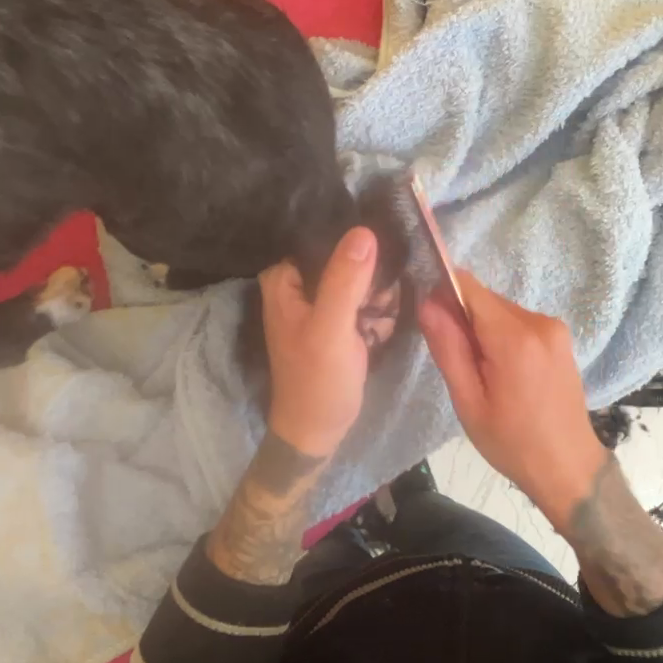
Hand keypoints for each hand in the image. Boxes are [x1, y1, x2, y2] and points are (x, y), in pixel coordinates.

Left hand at [257, 226, 379, 456]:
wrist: (318, 430)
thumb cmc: (317, 381)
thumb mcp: (331, 328)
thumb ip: (344, 280)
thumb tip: (363, 232)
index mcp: (283, 277)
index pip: (324, 237)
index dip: (357, 249)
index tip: (378, 268)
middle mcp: (298, 282)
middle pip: (350, 256)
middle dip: (372, 283)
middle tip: (371, 312)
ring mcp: (320, 300)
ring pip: (364, 278)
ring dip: (379, 301)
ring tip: (373, 327)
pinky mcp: (338, 318)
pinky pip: (368, 300)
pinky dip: (377, 315)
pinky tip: (375, 334)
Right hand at [419, 273, 662, 614]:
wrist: (568, 467)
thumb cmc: (512, 442)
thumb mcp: (469, 401)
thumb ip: (448, 347)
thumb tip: (427, 303)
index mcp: (515, 338)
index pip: (469, 287)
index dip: (444, 296)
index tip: (433, 326)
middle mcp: (539, 322)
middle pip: (484, 299)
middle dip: (464, 320)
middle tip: (460, 365)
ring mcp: (554, 328)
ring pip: (500, 310)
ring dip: (483, 331)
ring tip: (483, 374)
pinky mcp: (560, 337)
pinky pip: (518, 322)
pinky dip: (502, 337)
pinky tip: (503, 373)